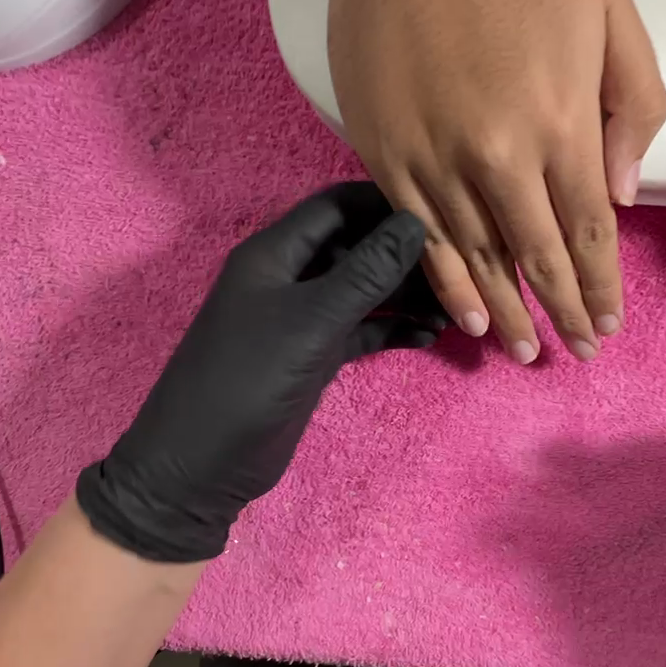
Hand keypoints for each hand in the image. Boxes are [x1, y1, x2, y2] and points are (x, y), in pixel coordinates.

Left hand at [77, 183, 440, 562]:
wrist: (205, 462)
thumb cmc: (248, 378)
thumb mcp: (311, 321)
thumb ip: (365, 273)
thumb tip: (416, 223)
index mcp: (276, 253)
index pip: (337, 206)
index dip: (386, 204)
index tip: (441, 212)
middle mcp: (291, 278)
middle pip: (357, 249)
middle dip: (405, 257)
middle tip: (460, 271)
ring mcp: (303, 319)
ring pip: (364, 293)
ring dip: (406, 299)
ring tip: (455, 312)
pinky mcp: (315, 356)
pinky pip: (361, 332)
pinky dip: (392, 331)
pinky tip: (428, 337)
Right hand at [315, 0, 665, 363]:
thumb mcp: (611, 9)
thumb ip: (633, 107)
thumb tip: (625, 194)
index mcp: (558, 120)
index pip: (590, 231)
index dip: (601, 286)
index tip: (609, 324)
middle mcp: (497, 156)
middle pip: (538, 259)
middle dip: (564, 312)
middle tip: (579, 353)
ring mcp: (435, 161)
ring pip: (481, 262)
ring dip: (510, 315)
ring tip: (528, 355)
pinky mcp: (387, 157)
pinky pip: (423, 240)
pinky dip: (449, 286)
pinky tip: (469, 320)